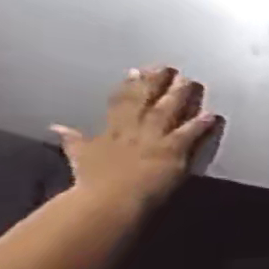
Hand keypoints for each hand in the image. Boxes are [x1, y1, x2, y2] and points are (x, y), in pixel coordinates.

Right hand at [51, 67, 219, 208]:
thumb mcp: (79, 157)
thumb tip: (56, 127)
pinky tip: (212, 115)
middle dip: (157, 83)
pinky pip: (189, 134)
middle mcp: (132, 130)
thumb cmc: (93, 184)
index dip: (130, 86)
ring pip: (168, 111)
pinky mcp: (171, 152)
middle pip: (146, 101)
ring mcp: (153, 139)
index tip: (137, 70)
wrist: (107, 201)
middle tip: (169, 67)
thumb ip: (73, 141)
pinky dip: (200, 124)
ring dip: (180, 96)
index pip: (120, 102)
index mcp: (111, 131)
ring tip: (193, 82)